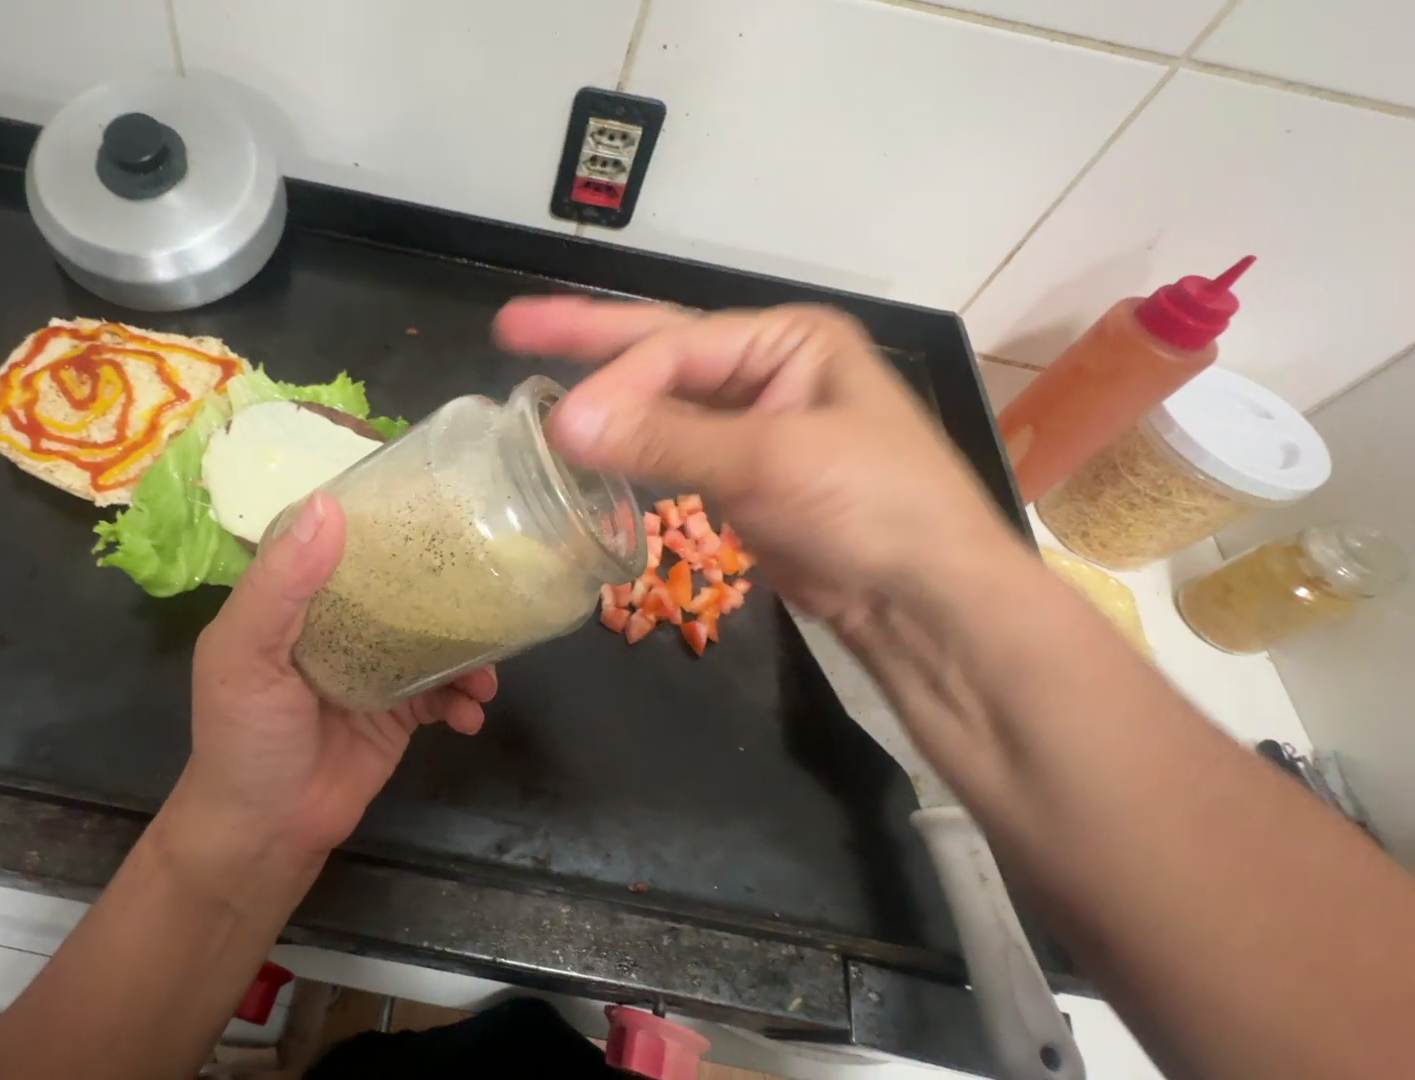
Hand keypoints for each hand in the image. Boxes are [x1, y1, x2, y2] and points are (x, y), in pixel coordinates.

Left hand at [163, 493, 495, 882]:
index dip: (387, 523)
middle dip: (449, 590)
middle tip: (493, 587)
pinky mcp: (400, 713)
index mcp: (298, 600)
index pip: (345, 543)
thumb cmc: (245, 734)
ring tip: (486, 676)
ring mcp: (375, 670)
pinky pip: (444, 694)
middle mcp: (341, 626)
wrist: (266, 831)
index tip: (440, 505)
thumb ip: (281, 582)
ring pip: (435, 640)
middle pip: (403, 589)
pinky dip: (465, 701)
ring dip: (469, 653)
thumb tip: (329, 504)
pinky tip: (470, 716)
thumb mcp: (245, 651)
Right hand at [494, 296, 1019, 627]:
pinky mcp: (737, 475)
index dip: (614, 382)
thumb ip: (664, 439)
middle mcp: (765, 370)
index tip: (557, 423)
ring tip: (537, 385)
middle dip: (586, 341)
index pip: (677, 349)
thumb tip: (561, 425)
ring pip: (660, 406)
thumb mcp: (771, 462)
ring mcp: (750, 423)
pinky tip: (588, 449)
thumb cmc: (872, 507)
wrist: (922, 598)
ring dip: (604, 403)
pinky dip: (627, 452)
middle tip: (511, 327)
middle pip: (660, 353)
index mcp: (787, 341)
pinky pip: (668, 452)